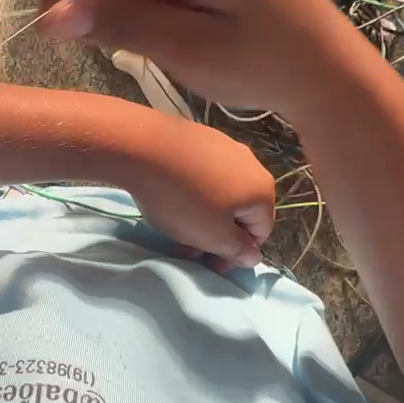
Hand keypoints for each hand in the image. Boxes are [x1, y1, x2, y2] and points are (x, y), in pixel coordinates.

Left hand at [120, 118, 275, 269]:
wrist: (142, 147)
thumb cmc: (182, 199)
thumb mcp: (212, 236)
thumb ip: (237, 249)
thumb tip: (253, 255)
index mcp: (261, 189)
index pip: (260, 232)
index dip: (236, 254)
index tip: (208, 264)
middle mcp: (249, 163)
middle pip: (238, 212)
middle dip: (214, 236)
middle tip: (185, 249)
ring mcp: (222, 146)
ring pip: (217, 193)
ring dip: (200, 216)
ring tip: (172, 226)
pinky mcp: (197, 138)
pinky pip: (199, 173)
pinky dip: (188, 191)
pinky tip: (167, 196)